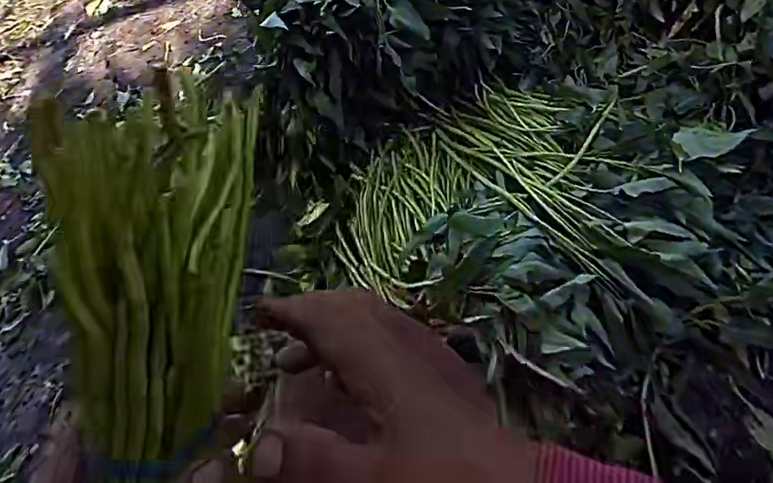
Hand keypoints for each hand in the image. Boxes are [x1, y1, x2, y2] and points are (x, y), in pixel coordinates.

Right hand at [251, 290, 537, 482]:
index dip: (291, 311)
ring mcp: (427, 349)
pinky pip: (390, 334)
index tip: (259, 312)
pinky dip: (360, 340)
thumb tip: (262, 444)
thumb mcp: (370, 481)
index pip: (328, 317)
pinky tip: (353, 378)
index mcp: (382, 358)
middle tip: (278, 333)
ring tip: (304, 359)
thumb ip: (314, 460)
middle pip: (351, 307)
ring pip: (372, 317)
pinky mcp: (442, 366)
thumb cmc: (438, 478)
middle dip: (311, 313)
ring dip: (335, 327)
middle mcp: (404, 339)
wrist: (513, 482)